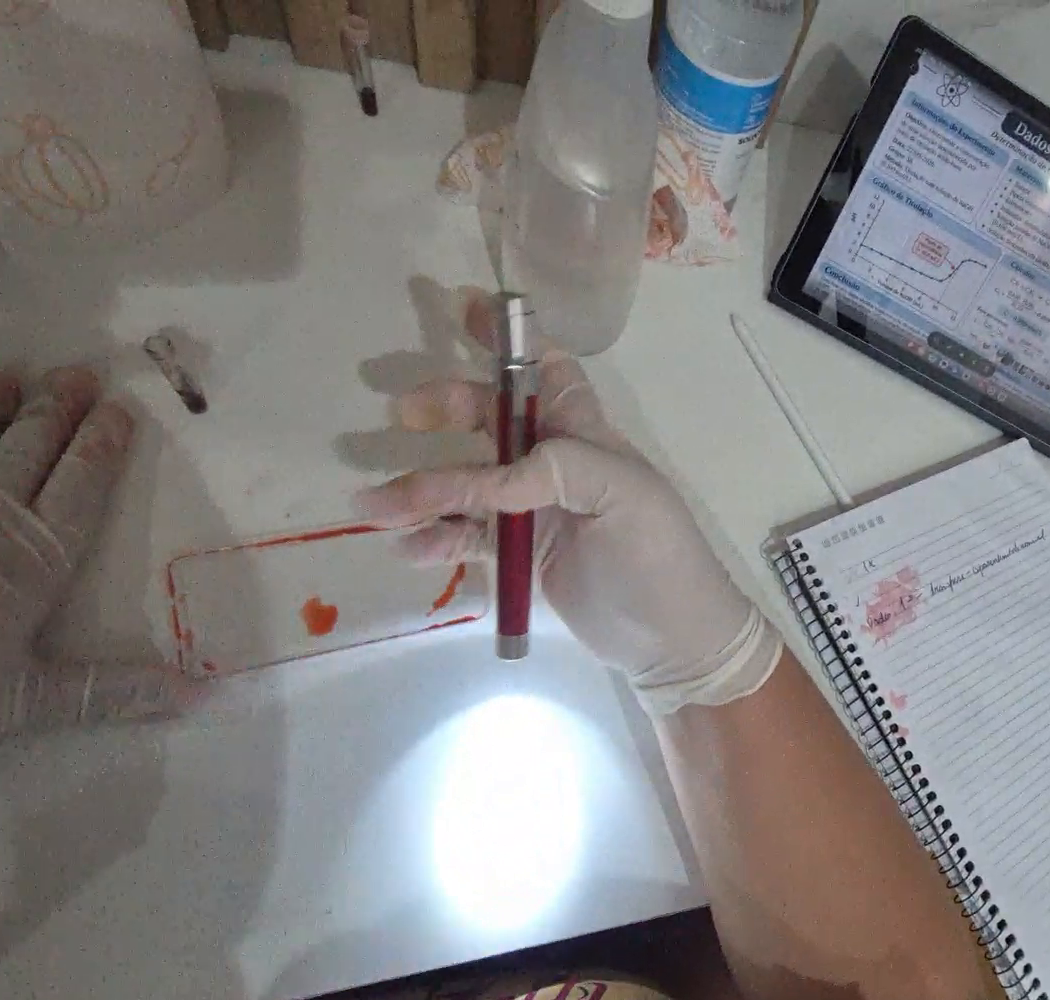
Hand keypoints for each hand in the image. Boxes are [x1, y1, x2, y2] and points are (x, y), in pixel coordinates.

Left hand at [0, 368, 198, 755]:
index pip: (77, 490)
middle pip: (22, 454)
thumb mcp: (21, 704)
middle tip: (75, 371)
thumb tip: (201, 695)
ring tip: (10, 374)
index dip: (100, 447)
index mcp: (29, 562)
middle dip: (52, 411)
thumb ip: (110, 692)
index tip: (121, 410)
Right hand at [355, 356, 780, 714]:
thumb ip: (560, 467)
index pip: (550, 374)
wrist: (670, 639)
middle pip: (491, 420)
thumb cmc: (659, 558)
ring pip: (466, 483)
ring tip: (379, 508)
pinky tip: (413, 550)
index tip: (464, 310)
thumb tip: (489, 477)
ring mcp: (536, 511)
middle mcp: (557, 465)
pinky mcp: (522, 554)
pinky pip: (466, 536)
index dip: (510, 342)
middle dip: (448, 409)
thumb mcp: (625, 496)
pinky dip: (435, 539)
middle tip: (404, 417)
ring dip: (422, 490)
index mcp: (589, 437)